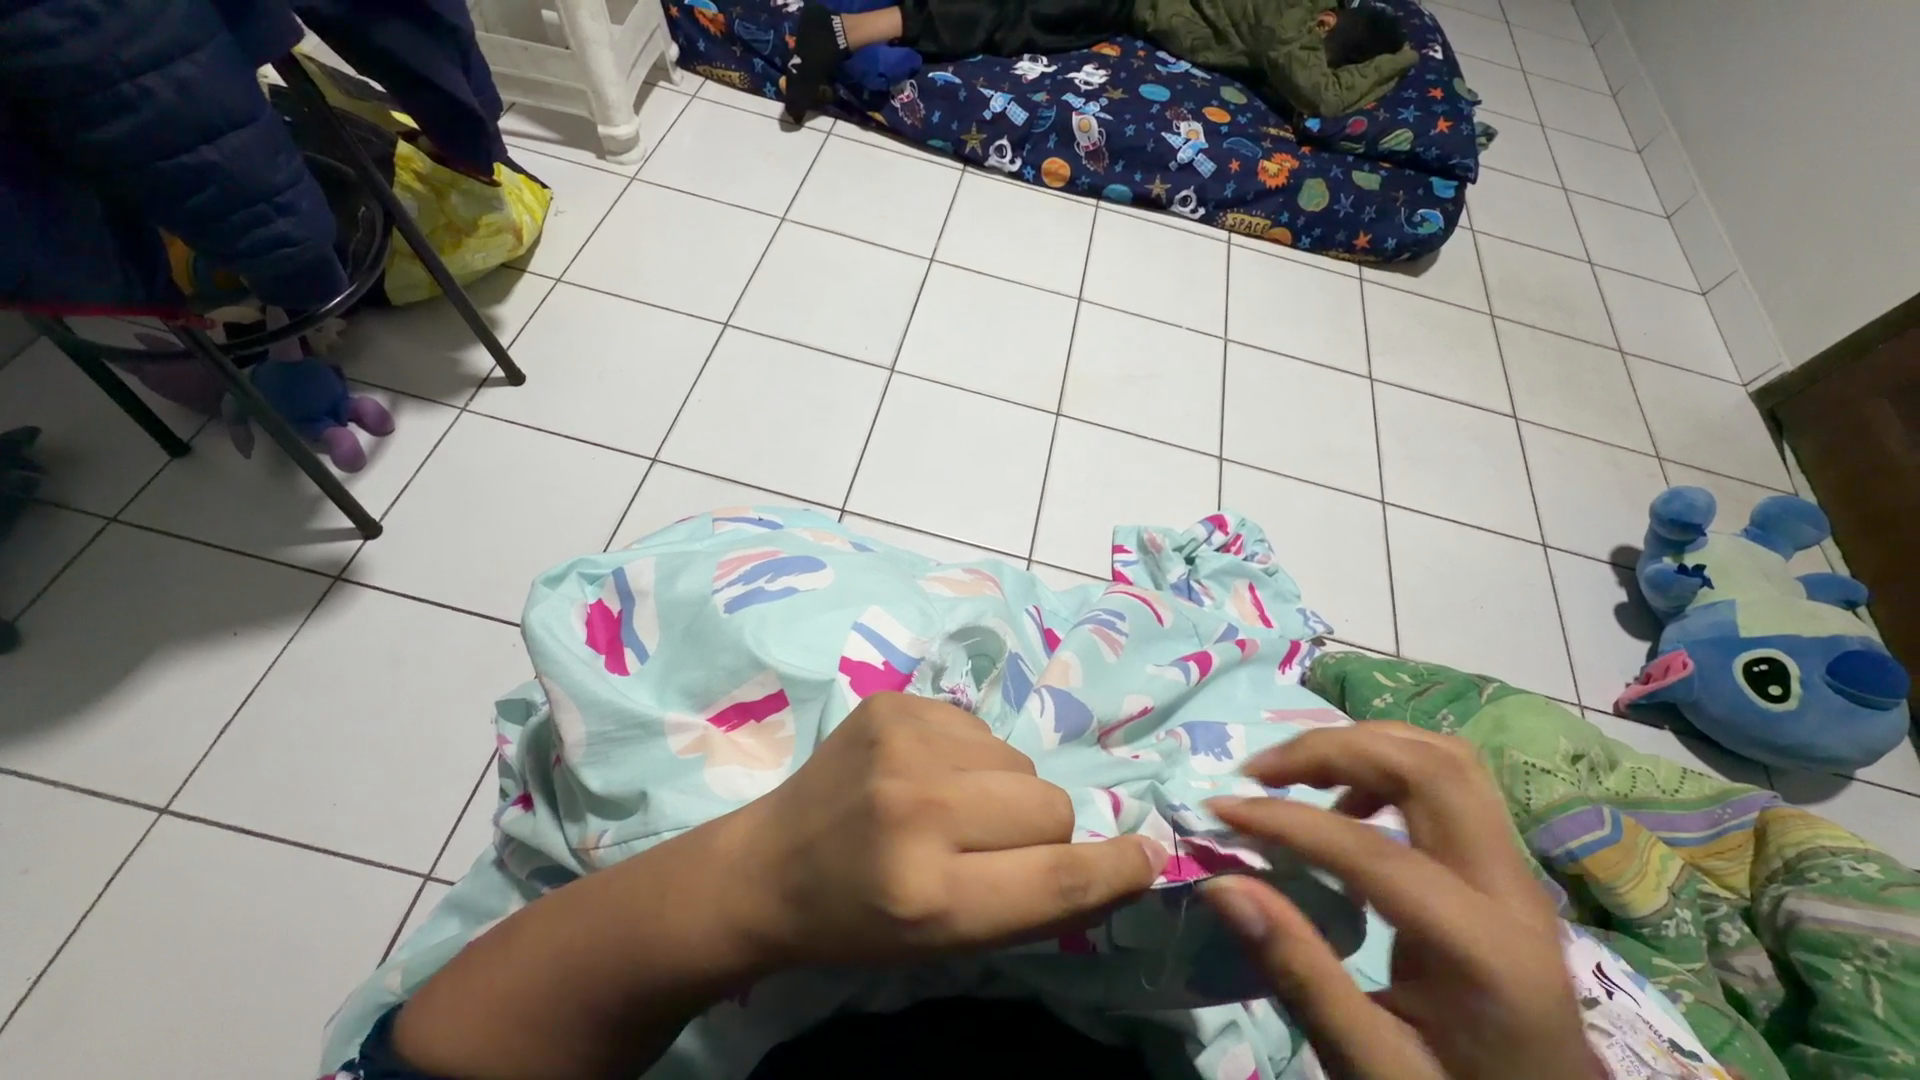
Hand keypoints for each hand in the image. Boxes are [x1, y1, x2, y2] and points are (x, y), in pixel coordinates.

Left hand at [726, 692, 1167, 966]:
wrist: (769, 866)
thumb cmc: (860, 921)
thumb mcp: (947, 943)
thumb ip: (1035, 903)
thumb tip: (1122, 857)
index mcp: (930, 894)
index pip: (1059, 876)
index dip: (1116, 868)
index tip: (1148, 855)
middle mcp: (918, 809)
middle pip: (1051, 805)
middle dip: (1036, 832)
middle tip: (984, 847)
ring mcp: (903, 743)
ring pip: (1021, 761)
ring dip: (1002, 789)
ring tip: (947, 808)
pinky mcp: (894, 703)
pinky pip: (983, 729)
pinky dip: (971, 756)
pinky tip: (923, 773)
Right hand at [1200, 725, 1596, 1079]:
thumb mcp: (1371, 1064)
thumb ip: (1299, 972)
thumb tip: (1222, 884)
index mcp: (1485, 952)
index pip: (1375, 853)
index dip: (1288, 821)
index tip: (1222, 812)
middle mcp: (1514, 893)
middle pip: (1430, 769)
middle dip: (1333, 750)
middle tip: (1259, 772)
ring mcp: (1518, 875)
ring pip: (1445, 760)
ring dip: (1361, 748)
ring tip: (1294, 775)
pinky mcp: (1504, 871)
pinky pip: (1449, 784)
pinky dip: (1385, 769)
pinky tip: (1342, 807)